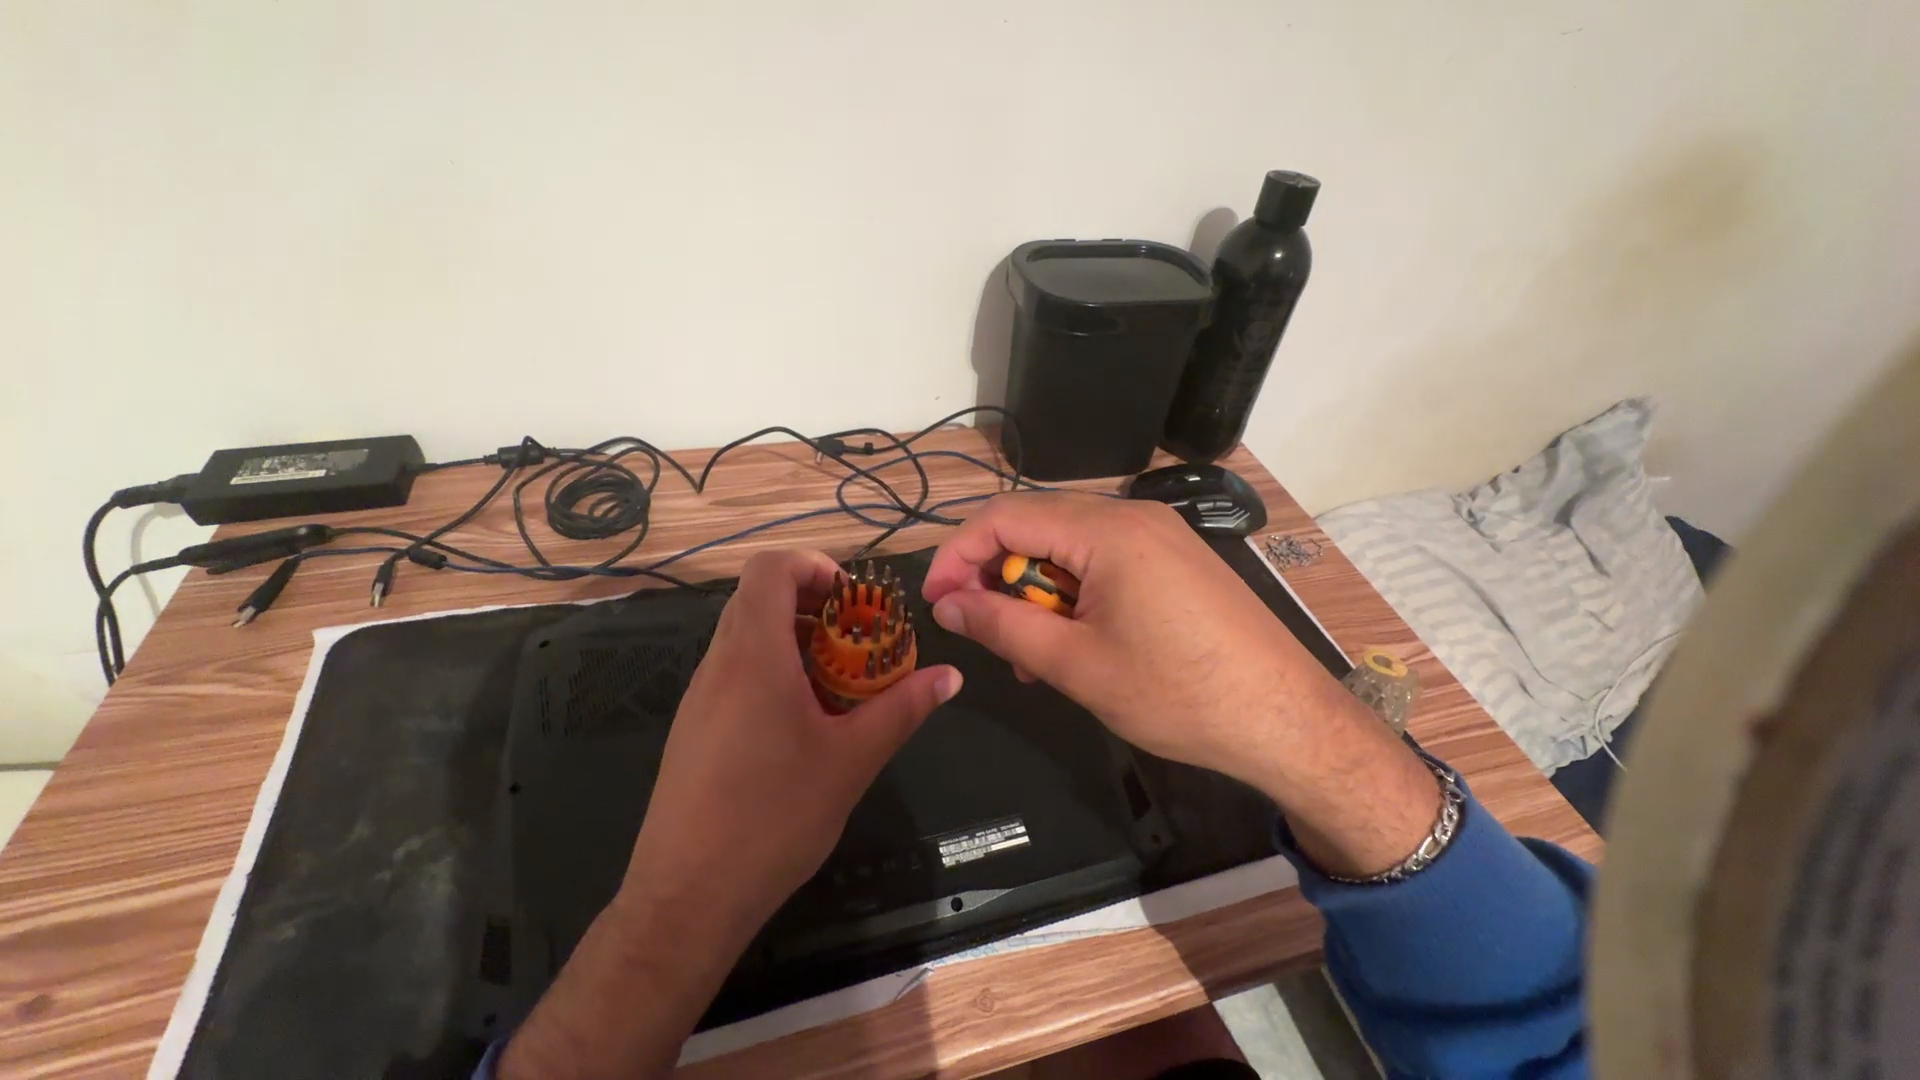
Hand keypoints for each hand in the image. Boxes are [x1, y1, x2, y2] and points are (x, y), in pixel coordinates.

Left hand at [623, 548, 962, 934]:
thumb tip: (950, 677)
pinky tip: (804, 725)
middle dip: (814, 606)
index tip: (856, 600)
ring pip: (746, 637)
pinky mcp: (694, 729)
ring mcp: (699, 698)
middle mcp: (719, 664)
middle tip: (859, 641)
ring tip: (840, 685)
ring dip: (795, 642)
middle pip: (759, 598)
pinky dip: (773, 673)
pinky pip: (734, 673)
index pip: (770, 568)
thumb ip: (902, 709)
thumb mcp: (852, 760)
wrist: (688, 896)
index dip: (815, 565)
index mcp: (754, 656)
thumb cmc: (774, 818)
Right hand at [922, 493, 1438, 877]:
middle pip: (1037, 525)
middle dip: (998, 576)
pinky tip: (1075, 642)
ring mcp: (1161, 536)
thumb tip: (950, 605)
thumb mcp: (1076, 665)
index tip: (937, 603)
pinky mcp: (1177, 560)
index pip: (1004, 517)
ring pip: (1070, 547)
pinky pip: (1105, 561)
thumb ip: (1004, 626)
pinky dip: (1075, 594)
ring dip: (1036, 591)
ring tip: (1030, 653)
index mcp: (1107, 531)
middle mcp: (1134, 516)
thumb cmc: (1177, 694)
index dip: (958, 555)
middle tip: (983, 632)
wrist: (1286, 719)